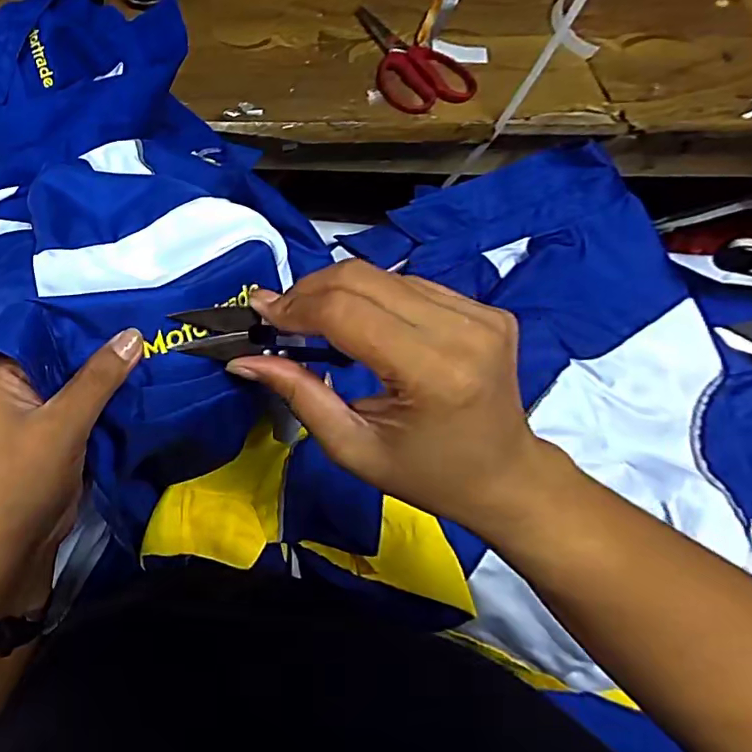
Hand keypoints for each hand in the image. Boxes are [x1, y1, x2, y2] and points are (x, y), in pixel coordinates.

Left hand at [0, 331, 142, 624]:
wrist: (16, 549)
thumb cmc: (24, 480)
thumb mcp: (62, 424)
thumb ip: (98, 379)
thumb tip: (133, 333)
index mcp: (5, 371)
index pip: (42, 327)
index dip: (80, 315)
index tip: (123, 301)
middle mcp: (21, 384)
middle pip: (66, 353)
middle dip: (103, 344)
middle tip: (151, 321)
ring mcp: (42, 409)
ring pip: (81, 379)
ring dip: (112, 371)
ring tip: (157, 344)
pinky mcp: (62, 432)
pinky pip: (90, 404)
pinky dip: (113, 397)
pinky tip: (145, 381)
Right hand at [225, 260, 571, 535]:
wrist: (508, 478)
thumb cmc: (427, 474)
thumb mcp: (351, 446)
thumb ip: (297, 394)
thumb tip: (243, 359)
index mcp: (435, 373)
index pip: (345, 312)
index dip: (294, 307)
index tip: (260, 316)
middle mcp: (463, 331)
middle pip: (359, 279)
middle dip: (305, 292)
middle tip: (277, 317)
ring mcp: (479, 314)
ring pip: (377, 273)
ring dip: (331, 290)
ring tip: (308, 319)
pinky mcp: (483, 308)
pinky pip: (402, 281)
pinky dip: (364, 294)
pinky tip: (353, 320)